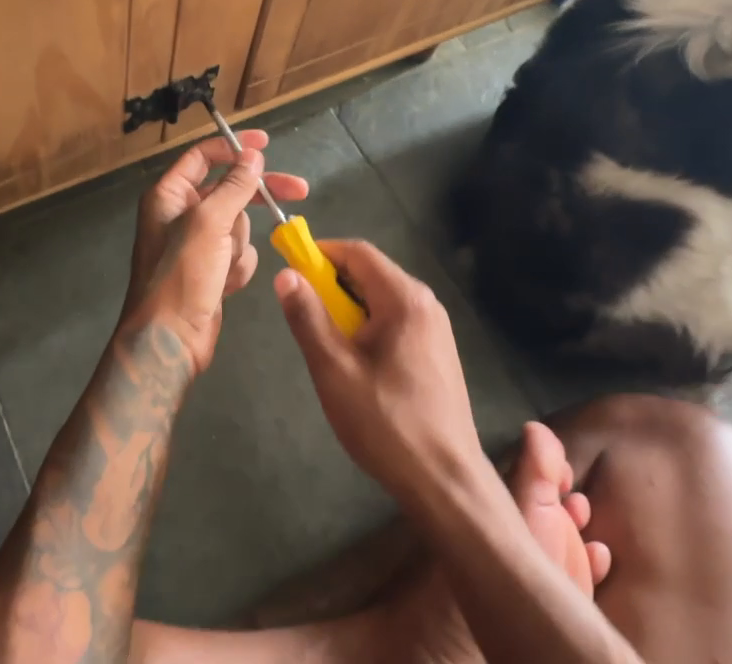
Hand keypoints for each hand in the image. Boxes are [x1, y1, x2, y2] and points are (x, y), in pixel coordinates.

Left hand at [124, 131, 307, 374]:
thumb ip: (233, 186)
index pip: (203, 157)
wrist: (170, 340)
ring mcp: (198, 245)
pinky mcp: (212, 270)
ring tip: (223, 264)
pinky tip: (225, 285)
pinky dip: (238, 268)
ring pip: (239, 225)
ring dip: (240, 244)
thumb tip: (253, 157)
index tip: (267, 144)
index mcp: (169, 195)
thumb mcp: (208, 222)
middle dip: (257, 196)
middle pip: (230, 190)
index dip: (234, 147)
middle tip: (298, 190)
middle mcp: (181, 215)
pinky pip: (239, 255)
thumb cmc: (180, 274)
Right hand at [275, 240, 486, 506]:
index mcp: (404, 299)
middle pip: (371, 272)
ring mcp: (436, 329)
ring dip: (349, 307)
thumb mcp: (334, 369)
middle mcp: (426, 304)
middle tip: (303, 312)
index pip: (358, 252)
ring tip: (326, 342)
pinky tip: (356, 362)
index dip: (320, 252)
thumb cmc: (385, 422)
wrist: (444, 480)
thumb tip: (286, 276)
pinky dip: (369, 326)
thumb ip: (308, 318)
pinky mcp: (438, 353)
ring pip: (383, 299)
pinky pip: (396, 321)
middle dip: (332, 282)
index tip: (289, 266)